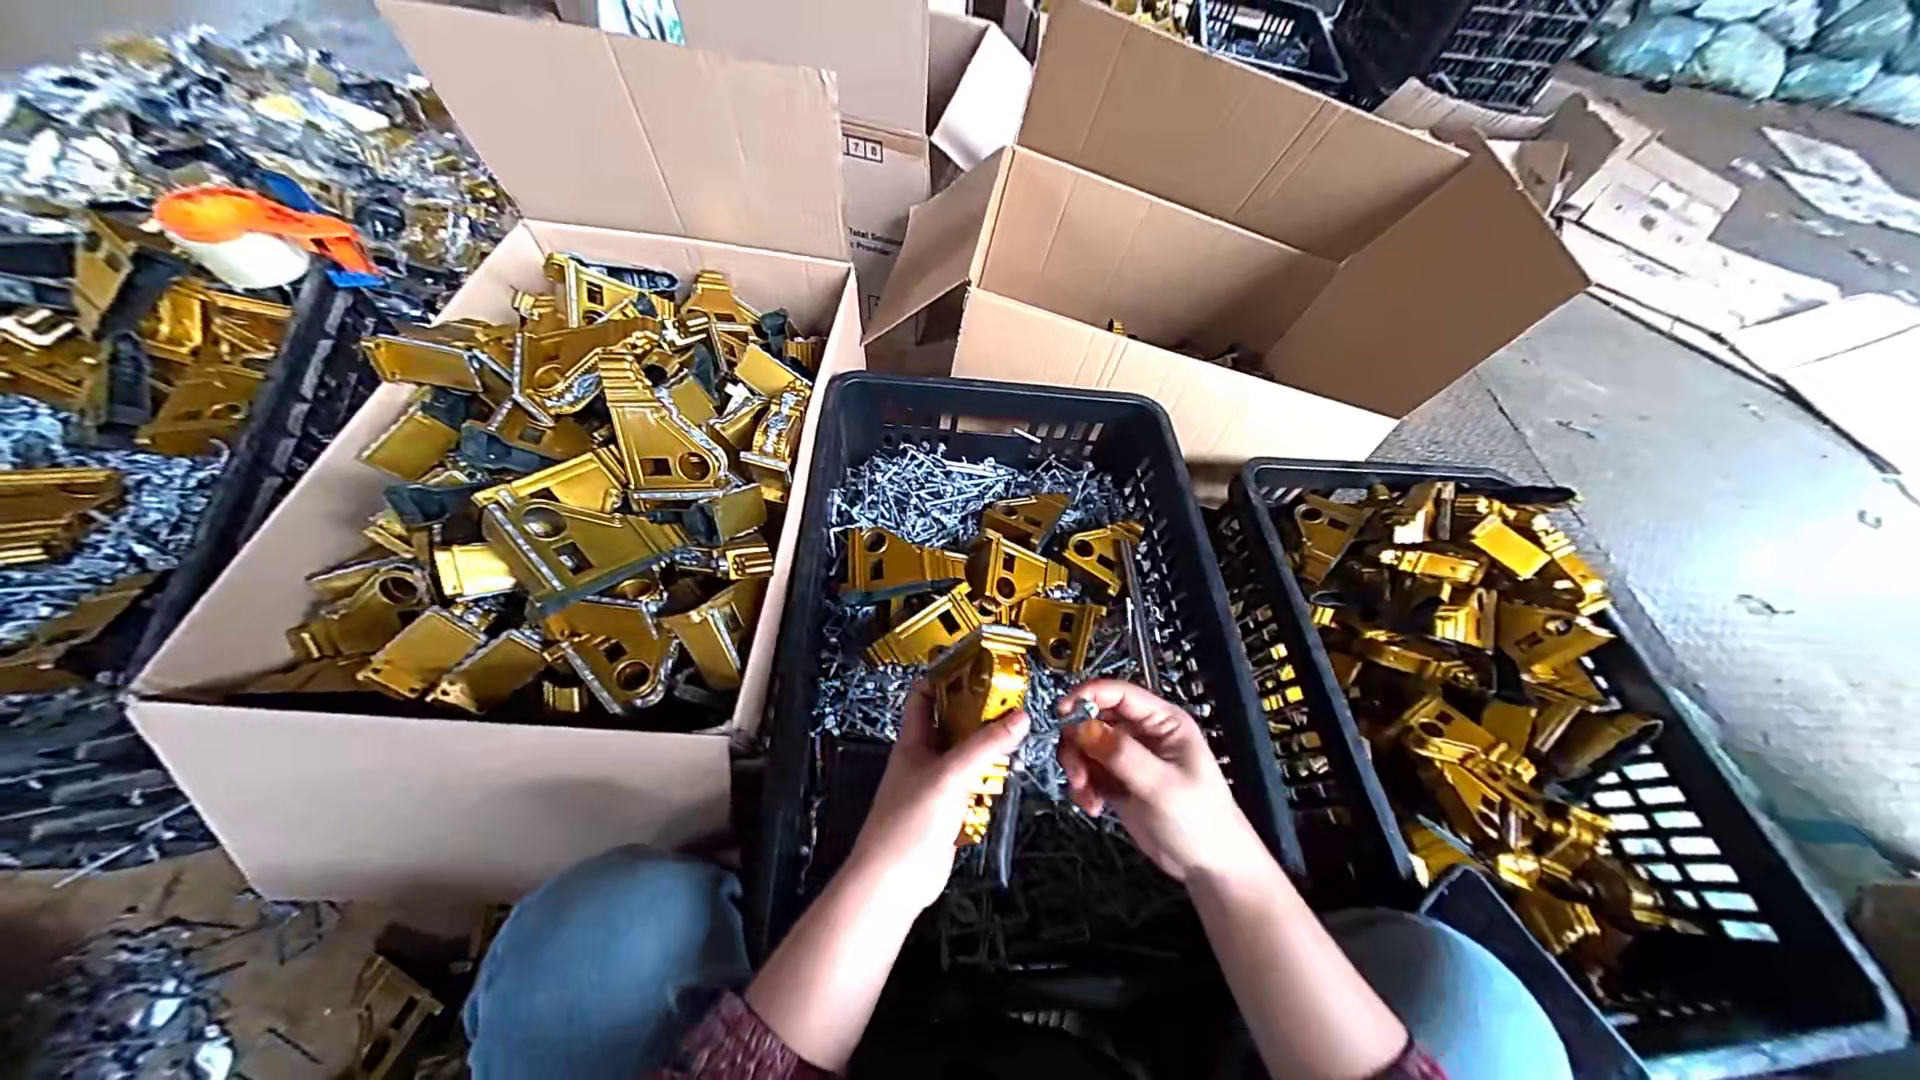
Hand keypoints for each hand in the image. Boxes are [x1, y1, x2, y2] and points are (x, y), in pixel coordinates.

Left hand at [846, 682, 1029, 913]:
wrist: (894, 882)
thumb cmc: (910, 820)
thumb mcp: (951, 774)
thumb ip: (986, 745)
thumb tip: (1019, 717)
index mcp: (914, 740)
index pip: (925, 696)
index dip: (947, 678)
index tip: (979, 669)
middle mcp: (924, 758)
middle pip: (954, 726)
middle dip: (981, 718)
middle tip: (1012, 708)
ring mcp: (936, 787)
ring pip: (967, 758)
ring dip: (989, 753)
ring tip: (1016, 742)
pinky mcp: (948, 813)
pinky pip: (973, 789)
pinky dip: (988, 785)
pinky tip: (1006, 780)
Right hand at [1056, 679, 1266, 883]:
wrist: (1208, 867)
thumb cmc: (1197, 819)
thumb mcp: (1160, 784)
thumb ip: (1120, 754)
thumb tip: (1080, 726)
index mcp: (1162, 721)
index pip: (1119, 693)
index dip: (1088, 695)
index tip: (1062, 713)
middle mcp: (1142, 733)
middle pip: (1094, 718)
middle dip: (1078, 742)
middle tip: (1076, 771)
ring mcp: (1128, 757)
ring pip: (1085, 745)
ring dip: (1078, 768)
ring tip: (1085, 794)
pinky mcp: (1117, 781)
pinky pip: (1087, 771)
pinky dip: (1083, 786)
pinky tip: (1093, 806)